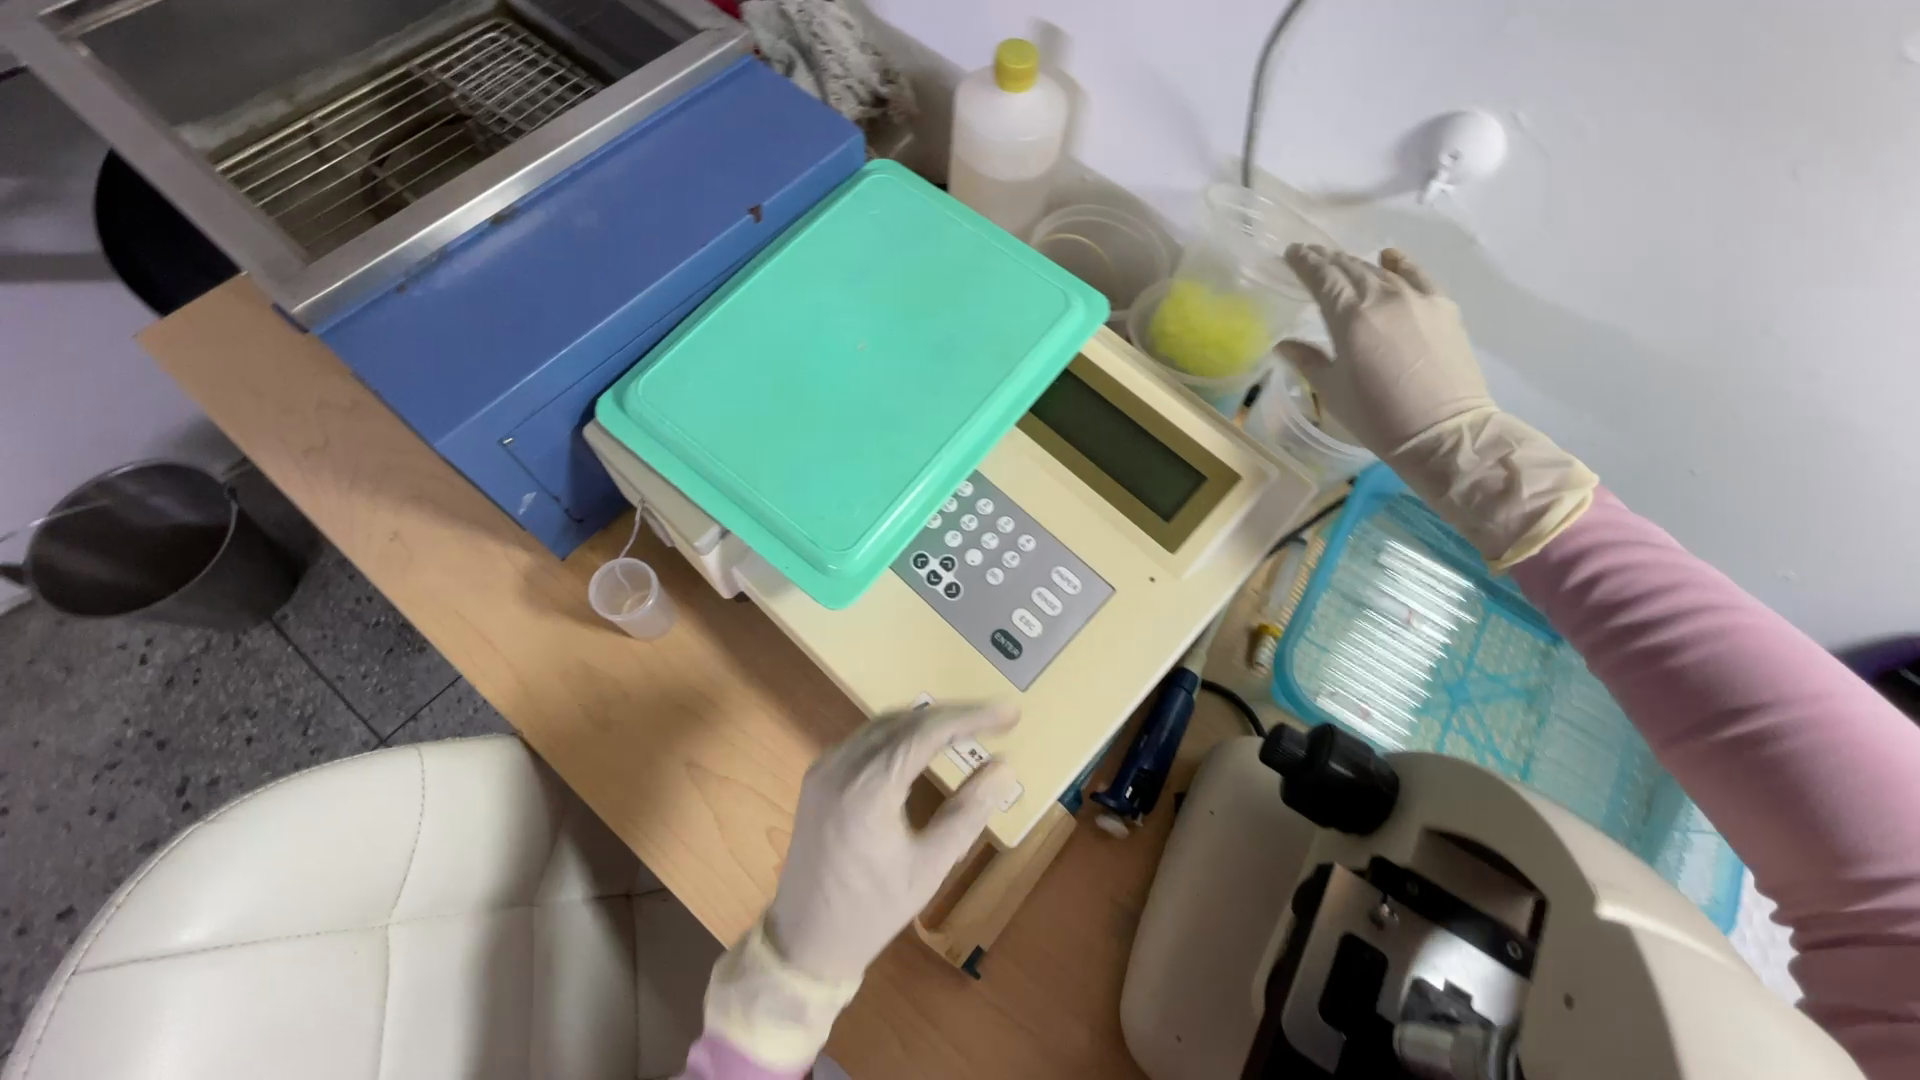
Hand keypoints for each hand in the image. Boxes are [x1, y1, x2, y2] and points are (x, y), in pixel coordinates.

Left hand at [768, 703, 1020, 980]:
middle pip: (907, 720)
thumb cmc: (873, 910)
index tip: (1010, 713)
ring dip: (928, 721)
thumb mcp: (930, 867)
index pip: (928, 731)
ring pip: (885, 724)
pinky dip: (901, 734)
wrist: (805, 940)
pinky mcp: (819, 775)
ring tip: (969, 728)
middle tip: (998, 719)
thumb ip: (968, 812)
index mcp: (869, 788)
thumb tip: (1004, 767)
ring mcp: (826, 768)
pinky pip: (866, 738)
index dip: (972, 717)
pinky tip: (924, 744)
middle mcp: (843, 766)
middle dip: (955, 715)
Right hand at [1278, 244, 1597, 567]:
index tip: (1291, 254)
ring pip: (1379, 271)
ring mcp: (1416, 299)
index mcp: (1349, 318)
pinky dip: (1399, 264)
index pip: (1322, 278)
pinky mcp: (1442, 307)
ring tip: (1340, 262)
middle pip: (1349, 269)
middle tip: (1310, 256)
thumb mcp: (1331, 390)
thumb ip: (1307, 360)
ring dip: (1356, 264)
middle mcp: (1383, 298)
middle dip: (1327, 260)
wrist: (1442, 432)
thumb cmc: (1376, 417)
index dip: (1304, 263)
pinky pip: (1417, 275)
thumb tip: (1285, 344)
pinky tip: (1389, 257)